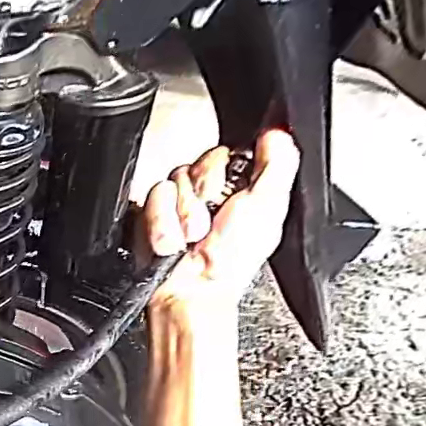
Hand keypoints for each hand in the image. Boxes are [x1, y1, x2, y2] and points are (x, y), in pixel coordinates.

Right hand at [143, 129, 300, 323]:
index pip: (223, 153)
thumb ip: (278, 164)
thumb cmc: (229, 264)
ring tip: (190, 238)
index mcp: (234, 189)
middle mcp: (202, 196)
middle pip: (195, 164)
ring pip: (173, 179)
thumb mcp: (268, 209)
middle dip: (203, 196)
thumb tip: (277, 133)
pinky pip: (153, 197)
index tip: (230, 196)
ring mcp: (172, 206)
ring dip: (183, 214)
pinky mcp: (147, 216)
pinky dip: (163, 223)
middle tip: (209, 224)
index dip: (224, 171)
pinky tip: (172, 242)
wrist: (192, 293)